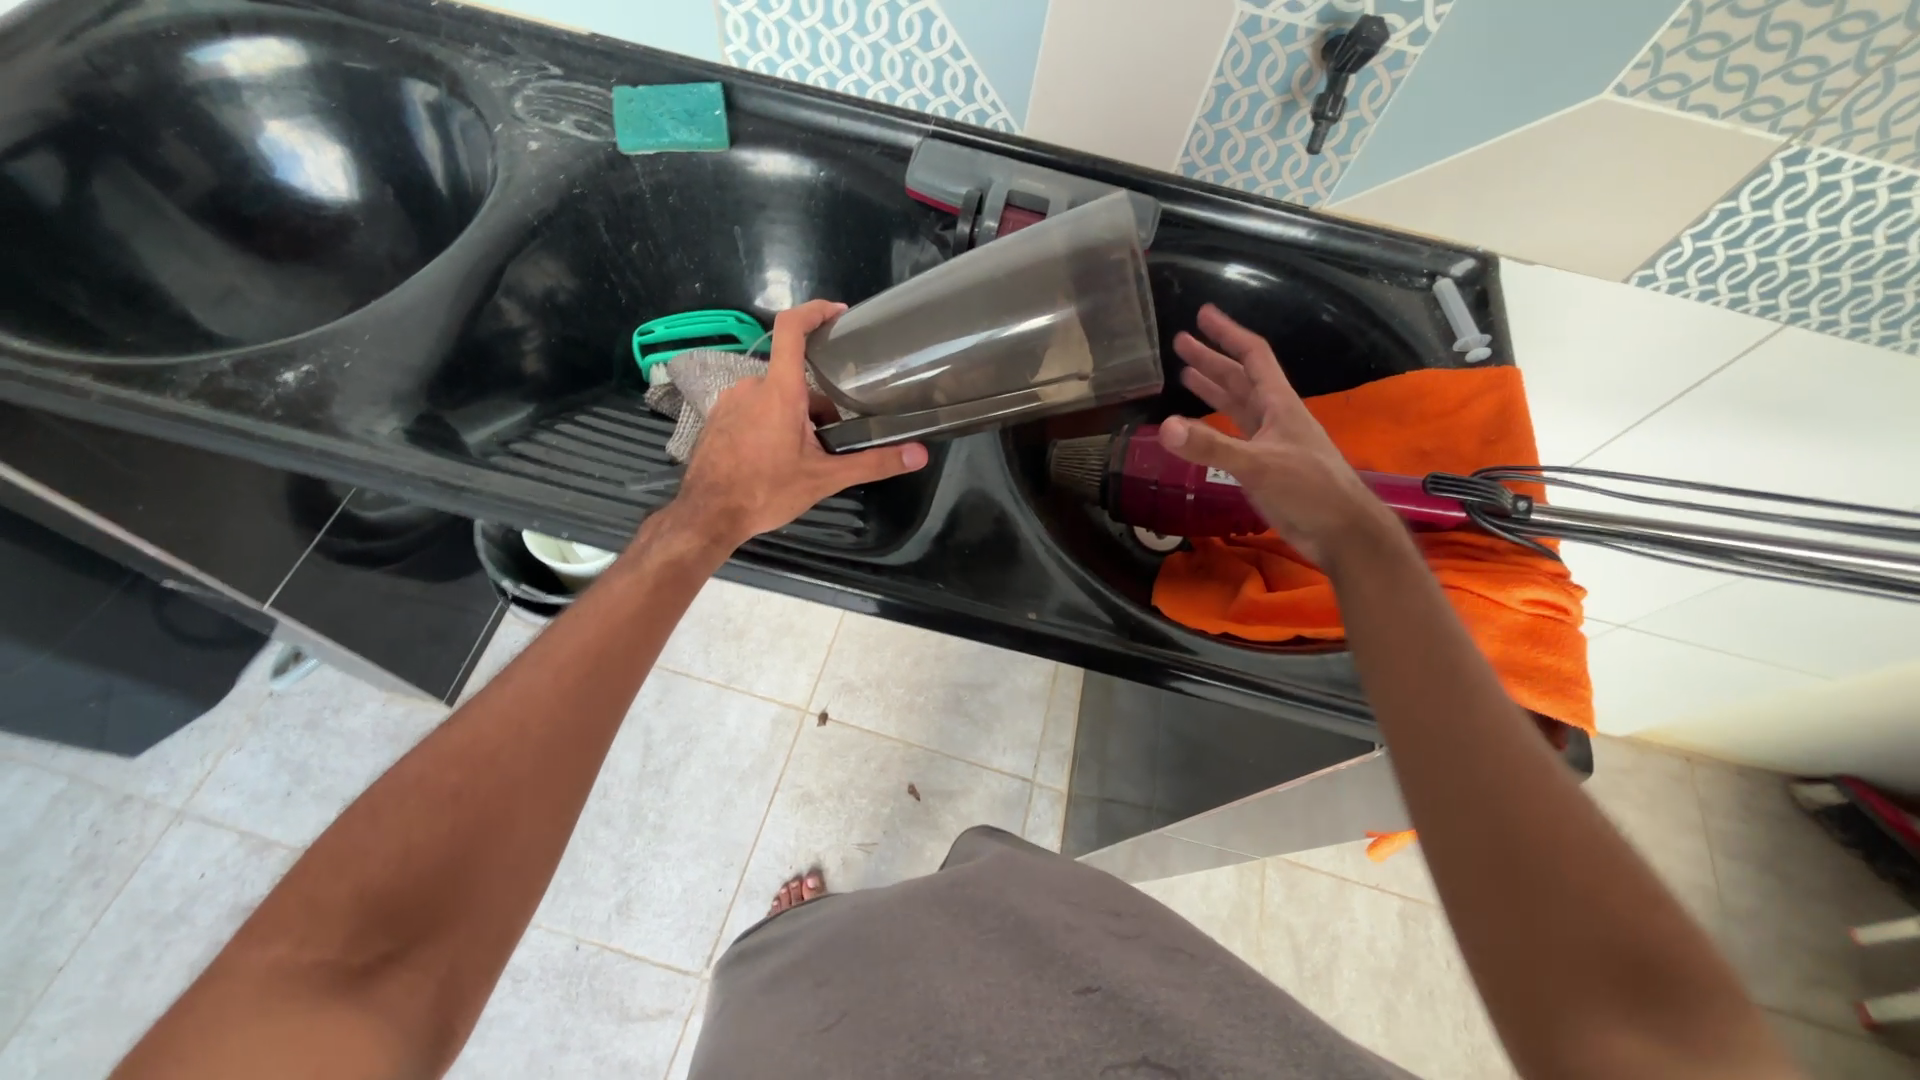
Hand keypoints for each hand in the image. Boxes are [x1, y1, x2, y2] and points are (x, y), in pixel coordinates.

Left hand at [676, 299, 928, 548]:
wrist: (708, 515)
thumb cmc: (765, 492)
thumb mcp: (825, 479)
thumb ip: (873, 463)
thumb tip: (919, 455)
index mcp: (780, 391)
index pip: (792, 328)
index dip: (815, 311)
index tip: (838, 314)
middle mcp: (751, 386)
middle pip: (794, 380)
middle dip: (817, 405)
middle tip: (831, 441)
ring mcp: (730, 402)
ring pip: (774, 398)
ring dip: (793, 417)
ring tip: (802, 457)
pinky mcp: (717, 419)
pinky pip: (752, 411)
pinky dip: (769, 426)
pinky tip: (772, 460)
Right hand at [1161, 304, 1393, 565]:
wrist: (1342, 532)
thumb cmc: (1310, 490)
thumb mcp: (1259, 465)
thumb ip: (1211, 447)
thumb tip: (1164, 426)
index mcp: (1279, 405)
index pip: (1252, 357)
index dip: (1228, 333)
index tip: (1204, 314)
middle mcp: (1274, 417)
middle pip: (1240, 378)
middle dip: (1211, 358)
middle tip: (1180, 341)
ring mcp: (1270, 442)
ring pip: (1237, 405)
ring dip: (1212, 388)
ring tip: (1185, 373)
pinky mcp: (1265, 467)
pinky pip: (1234, 436)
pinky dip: (1213, 426)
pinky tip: (1198, 429)